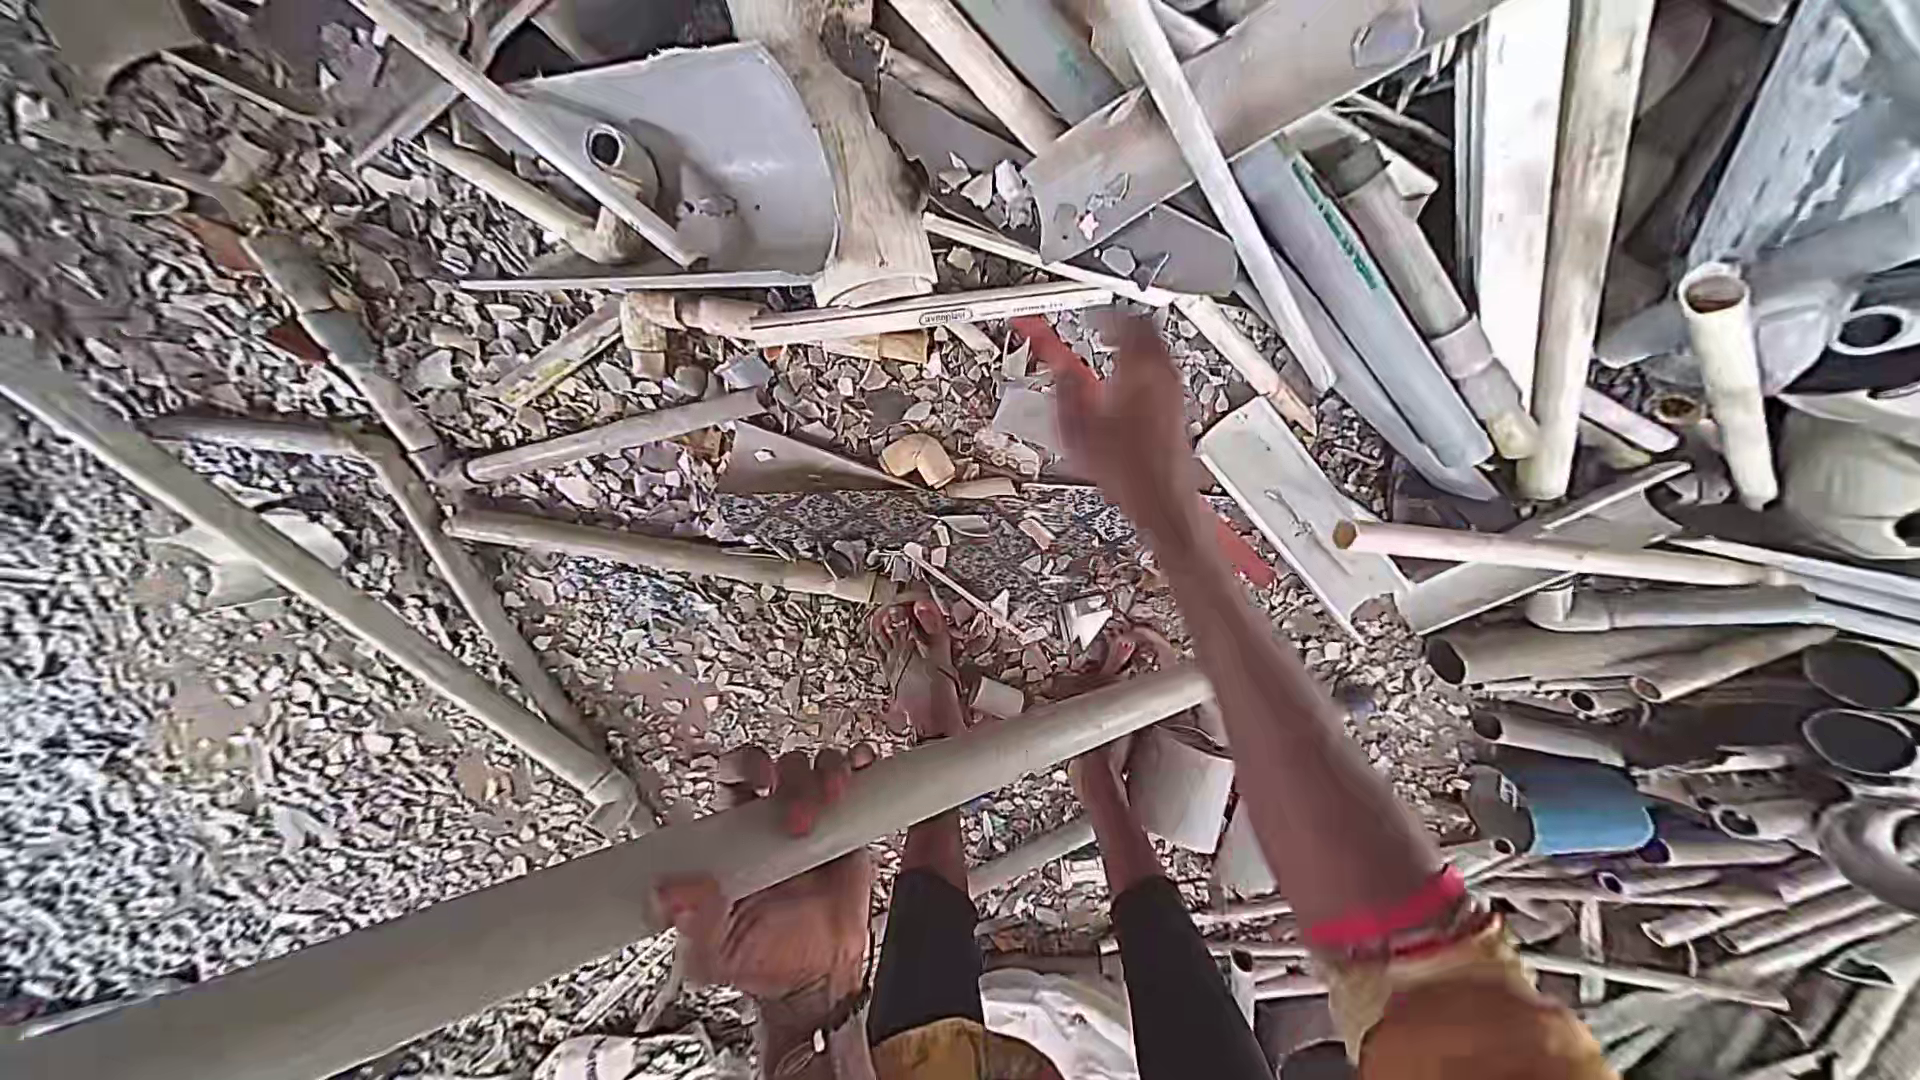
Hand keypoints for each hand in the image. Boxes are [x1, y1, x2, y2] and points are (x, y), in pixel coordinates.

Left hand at [656, 745, 875, 1022]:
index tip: (762, 777)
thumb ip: (695, 924)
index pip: (736, 776)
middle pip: (785, 766)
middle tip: (800, 818)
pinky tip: (861, 776)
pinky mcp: (851, 820)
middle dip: (795, 781)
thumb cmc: (767, 959)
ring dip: (828, 774)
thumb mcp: (719, 953)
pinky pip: (859, 777)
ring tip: (832, 804)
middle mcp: (777, 816)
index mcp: (740, 835)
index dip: (748, 764)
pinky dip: (862, 765)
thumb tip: (671, 896)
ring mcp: (818, 814)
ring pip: (821, 764)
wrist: (822, 975)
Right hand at [1036, 314, 1196, 534]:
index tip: (1091, 318)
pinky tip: (1128, 387)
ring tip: (1113, 355)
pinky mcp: (1179, 407)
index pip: (1124, 322)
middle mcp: (1162, 375)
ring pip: (1157, 350)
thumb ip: (1065, 393)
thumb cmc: (1129, 472)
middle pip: (1146, 330)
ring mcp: (1175, 391)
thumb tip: (1059, 372)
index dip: (1103, 316)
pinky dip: (1144, 369)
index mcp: (1137, 371)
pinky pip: (1162, 372)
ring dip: (1135, 347)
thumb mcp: (1078, 432)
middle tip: (1102, 330)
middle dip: (1121, 327)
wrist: (1162, 499)